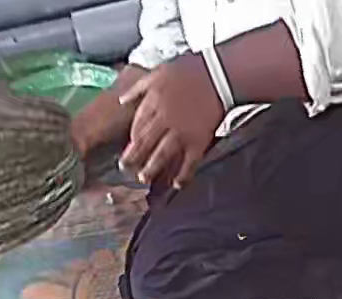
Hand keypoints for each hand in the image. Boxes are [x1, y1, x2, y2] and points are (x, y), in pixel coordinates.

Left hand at [118, 53, 223, 189]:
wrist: (219, 74)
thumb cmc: (189, 70)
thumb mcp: (159, 71)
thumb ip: (139, 87)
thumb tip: (122, 101)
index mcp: (155, 101)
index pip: (137, 126)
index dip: (131, 141)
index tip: (128, 149)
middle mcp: (165, 119)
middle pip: (145, 144)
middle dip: (133, 159)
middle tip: (125, 170)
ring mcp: (182, 132)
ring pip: (162, 156)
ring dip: (151, 169)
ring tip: (143, 178)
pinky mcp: (198, 142)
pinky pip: (189, 164)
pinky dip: (183, 176)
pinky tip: (176, 185)